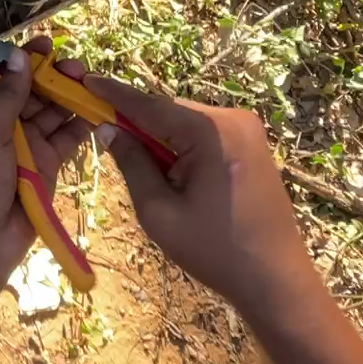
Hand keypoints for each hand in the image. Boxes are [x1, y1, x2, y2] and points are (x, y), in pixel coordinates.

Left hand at [0, 37, 93, 281]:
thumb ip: (8, 95)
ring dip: (69, 99)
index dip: (23, 60)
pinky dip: (81, 126)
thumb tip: (19, 56)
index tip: (46, 44)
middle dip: (52, 79)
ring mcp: (23, 146)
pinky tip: (99, 111)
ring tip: (91, 84)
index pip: (0, 77)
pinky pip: (65, 140)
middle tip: (77, 68)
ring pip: (50, 114)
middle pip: (30, 93)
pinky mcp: (45, 167)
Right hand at [85, 73, 320, 317]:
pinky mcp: (251, 143)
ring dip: (159, 136)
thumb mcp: (158, 210)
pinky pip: (201, 131)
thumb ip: (131, 162)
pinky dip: (180, 143)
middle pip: (166, 110)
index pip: (147, 105)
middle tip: (105, 135)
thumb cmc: (215, 251)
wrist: (278, 284)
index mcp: (209, 131)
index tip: (84, 79)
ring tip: (148, 170)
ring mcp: (246, 129)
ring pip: (182, 120)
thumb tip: (107, 128)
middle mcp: (231, 119)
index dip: (112, 93)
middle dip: (136, 121)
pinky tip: (172, 171)